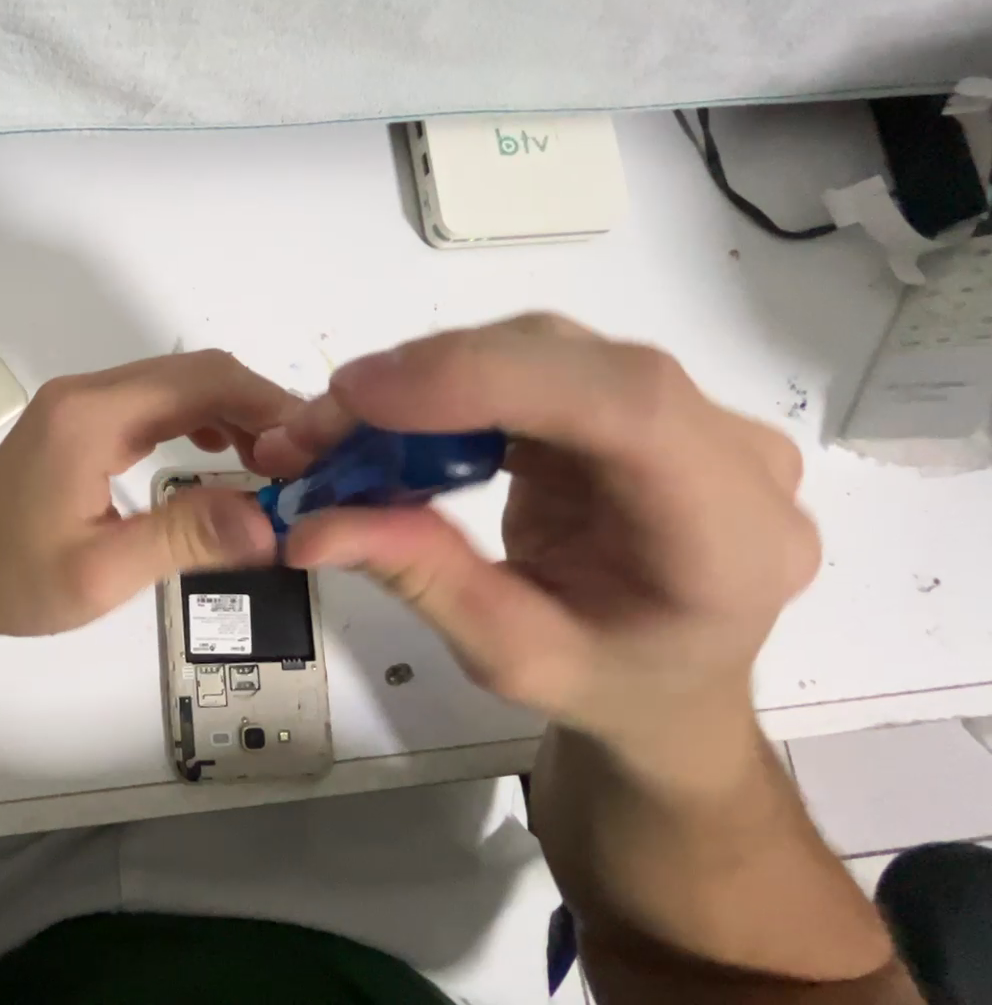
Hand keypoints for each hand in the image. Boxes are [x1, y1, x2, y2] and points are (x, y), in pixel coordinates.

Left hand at [0, 350, 298, 639]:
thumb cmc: (18, 580)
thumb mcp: (102, 571)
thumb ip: (184, 538)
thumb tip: (269, 522)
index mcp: (90, 416)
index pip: (200, 380)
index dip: (266, 403)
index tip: (313, 446)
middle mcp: (85, 394)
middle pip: (191, 373)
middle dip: (256, 405)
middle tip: (302, 460)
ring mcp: (79, 404)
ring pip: (174, 385)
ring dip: (229, 410)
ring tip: (271, 460)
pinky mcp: (77, 423)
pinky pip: (151, 404)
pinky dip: (195, 419)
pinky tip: (219, 451)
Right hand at [252, 314, 819, 762]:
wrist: (668, 682)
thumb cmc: (605, 686)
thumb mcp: (505, 654)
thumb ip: (419, 578)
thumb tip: (307, 528)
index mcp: (728, 534)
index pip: (623, 407)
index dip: (487, 377)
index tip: (359, 395)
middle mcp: (730, 452)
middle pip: (572, 363)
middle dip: (427, 379)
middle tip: (316, 425)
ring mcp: (688, 417)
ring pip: (542, 351)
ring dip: (424, 380)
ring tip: (336, 430)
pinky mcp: (633, 404)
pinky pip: (528, 366)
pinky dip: (443, 389)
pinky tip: (391, 425)